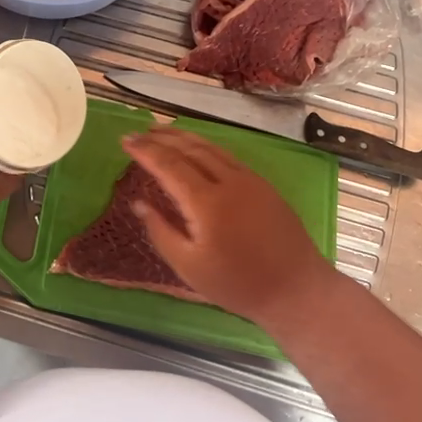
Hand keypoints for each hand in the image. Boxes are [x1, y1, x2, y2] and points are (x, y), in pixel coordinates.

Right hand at [123, 127, 334, 326]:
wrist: (296, 290)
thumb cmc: (237, 284)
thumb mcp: (188, 266)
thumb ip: (160, 231)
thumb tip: (139, 203)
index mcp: (206, 202)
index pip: (169, 165)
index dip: (145, 151)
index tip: (125, 141)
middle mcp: (228, 182)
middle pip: (189, 149)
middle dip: (161, 138)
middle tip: (139, 132)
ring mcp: (249, 180)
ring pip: (211, 147)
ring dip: (183, 137)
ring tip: (162, 132)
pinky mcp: (263, 185)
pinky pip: (227, 156)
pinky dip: (205, 146)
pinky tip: (196, 148)